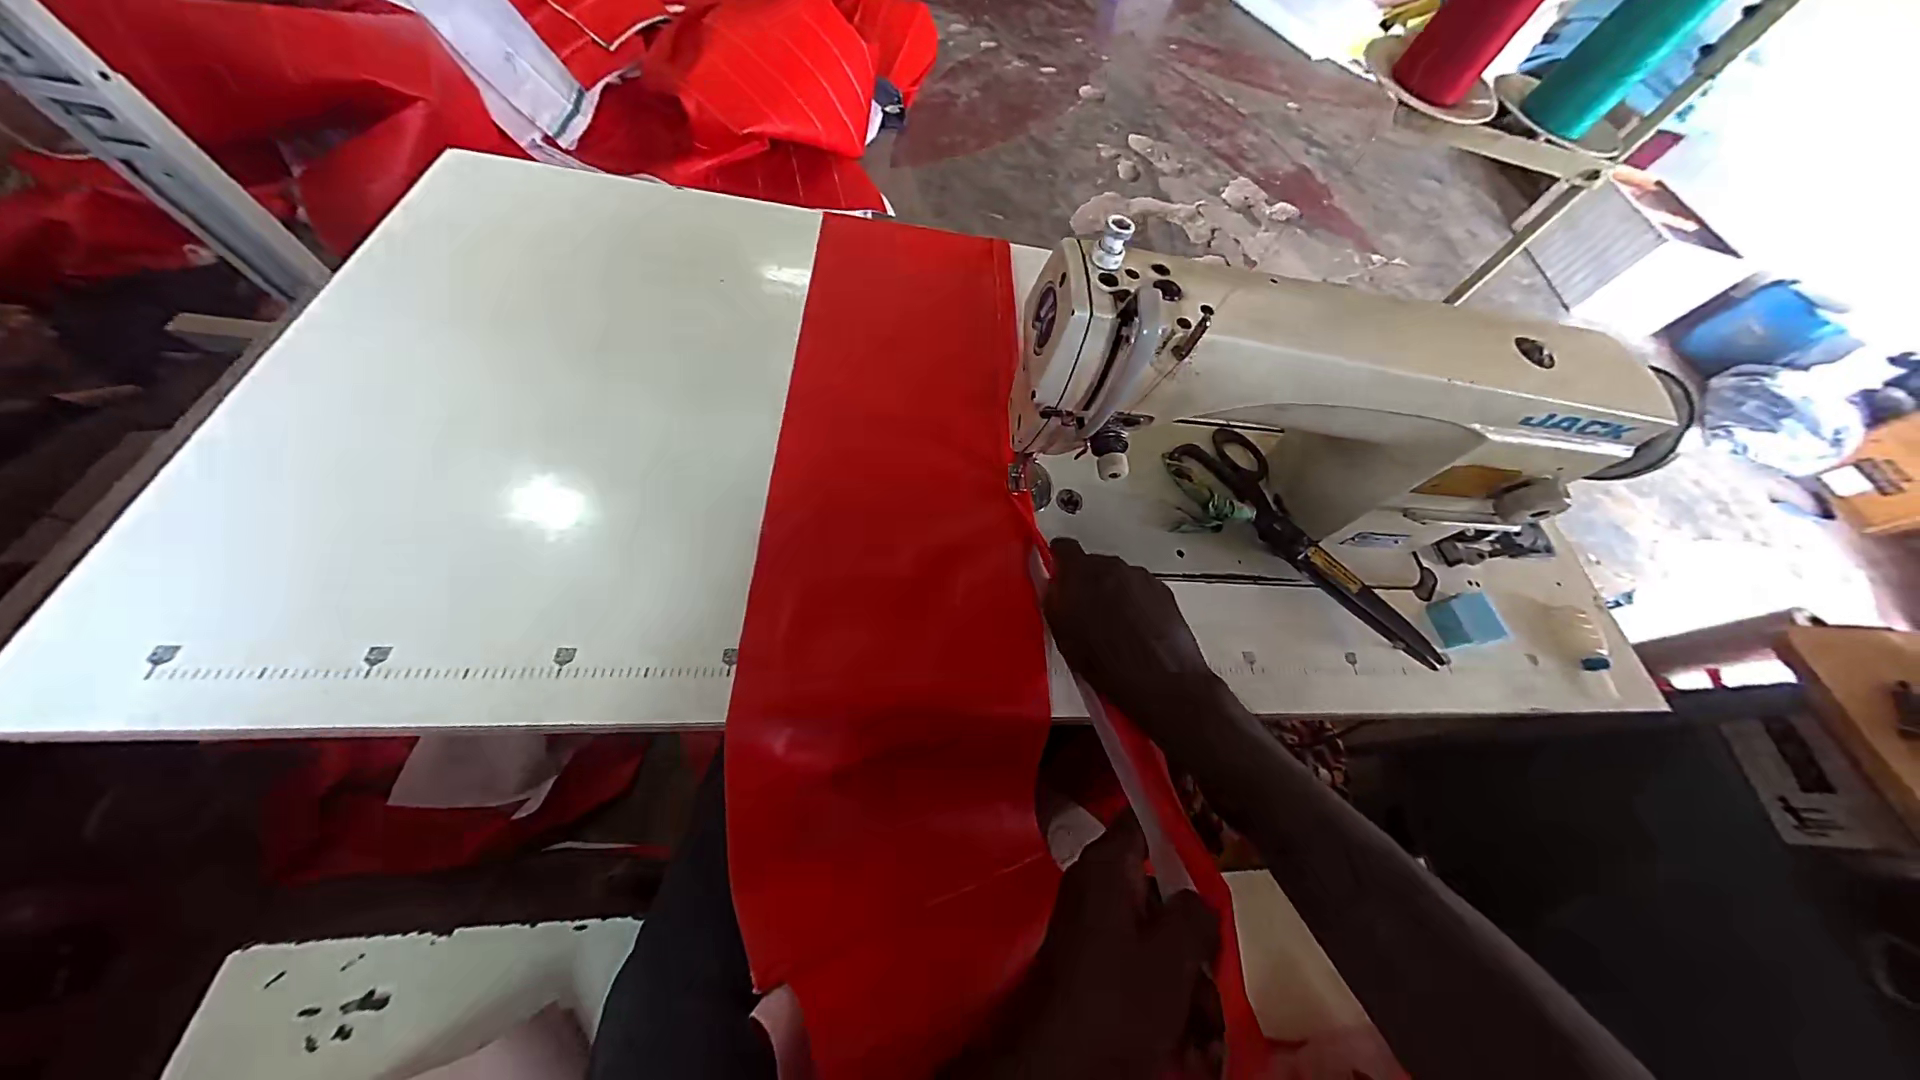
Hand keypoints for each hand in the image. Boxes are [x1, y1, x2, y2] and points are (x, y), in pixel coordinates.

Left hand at [944, 811, 1220, 1079]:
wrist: (1059, 1064)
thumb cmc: (1116, 999)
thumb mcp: (1172, 955)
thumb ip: (1196, 913)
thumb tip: (1198, 898)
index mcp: (1107, 866)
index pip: (1142, 818)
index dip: (1178, 816)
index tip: (1213, 823)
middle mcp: (1097, 887)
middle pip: (1160, 886)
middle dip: (1195, 928)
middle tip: (1217, 962)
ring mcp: (1093, 926)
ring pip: (1157, 934)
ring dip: (1188, 975)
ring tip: (1203, 1022)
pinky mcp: (1095, 965)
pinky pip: (1141, 965)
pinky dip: (1167, 995)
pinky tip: (1187, 1041)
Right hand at [1043, 538, 1217, 733]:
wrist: (1158, 679)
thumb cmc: (1107, 662)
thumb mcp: (1061, 634)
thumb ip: (1053, 600)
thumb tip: (1053, 587)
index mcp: (1080, 572)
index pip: (1062, 547)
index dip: (1057, 560)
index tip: (1057, 573)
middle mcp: (1112, 566)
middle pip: (1092, 564)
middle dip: (1086, 583)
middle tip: (1083, 612)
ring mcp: (1140, 576)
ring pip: (1117, 577)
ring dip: (1112, 594)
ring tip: (1111, 628)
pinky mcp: (1162, 590)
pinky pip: (1140, 590)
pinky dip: (1135, 604)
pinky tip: (1133, 631)